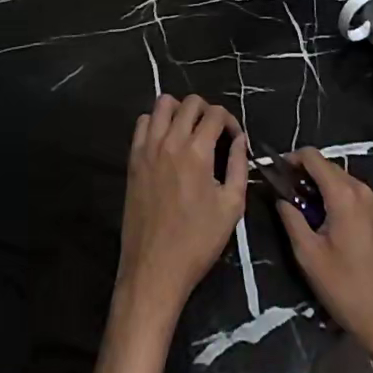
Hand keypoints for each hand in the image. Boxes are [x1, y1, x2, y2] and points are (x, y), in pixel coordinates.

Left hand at [95, 95, 247, 372]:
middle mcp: (170, 142)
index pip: (216, 114)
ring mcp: (147, 149)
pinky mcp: (132, 161)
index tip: (235, 140)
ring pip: (162, 104)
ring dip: (180, 110)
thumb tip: (240, 140)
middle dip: (208, 111)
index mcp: (197, 152)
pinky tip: (166, 141)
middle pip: (190, 102)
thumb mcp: (232, 206)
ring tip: (189, 131)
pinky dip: (156, 123)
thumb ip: (238, 166)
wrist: (154, 270)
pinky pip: (142, 124)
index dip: (231, 122)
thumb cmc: (198, 241)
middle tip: (214, 133)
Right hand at [276, 149, 372, 372]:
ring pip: (345, 182)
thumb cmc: (344, 287)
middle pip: (330, 167)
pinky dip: (340, 199)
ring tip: (306, 211)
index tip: (277, 172)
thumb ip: (291, 219)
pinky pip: (357, 196)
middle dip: (307, 175)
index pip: (314, 157)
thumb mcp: (308, 255)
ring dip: (324, 188)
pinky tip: (330, 223)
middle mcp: (364, 191)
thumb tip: (281, 199)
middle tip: (287, 195)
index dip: (292, 158)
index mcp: (344, 194)